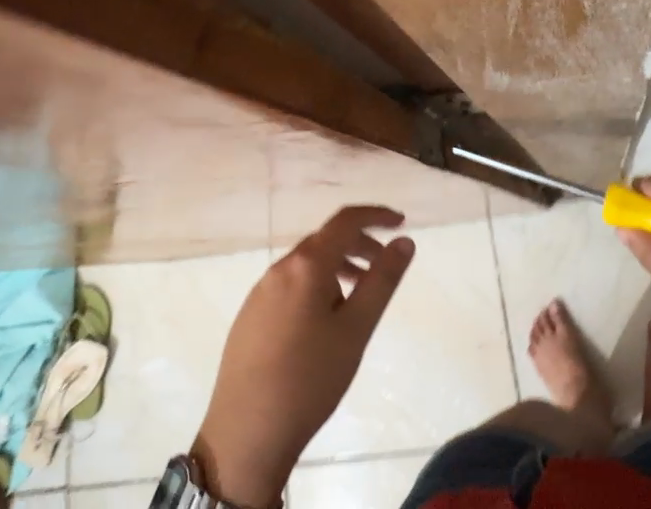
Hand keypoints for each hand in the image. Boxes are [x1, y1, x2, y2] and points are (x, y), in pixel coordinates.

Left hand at [193, 206, 414, 506]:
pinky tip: (324, 326)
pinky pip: (290, 287)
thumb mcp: (356, 329)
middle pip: (325, 241)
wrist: (246, 433)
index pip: (345, 221)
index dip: (376, 216)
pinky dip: (316, 288)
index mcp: (306, 265)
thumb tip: (404, 242)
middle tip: (385, 267)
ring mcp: (259, 294)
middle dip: (359, 245)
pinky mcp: (250, 318)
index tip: (401, 223)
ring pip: (306, 267)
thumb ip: (382, 280)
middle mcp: (278, 270)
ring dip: (338, 269)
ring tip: (359, 300)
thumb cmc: (310, 379)